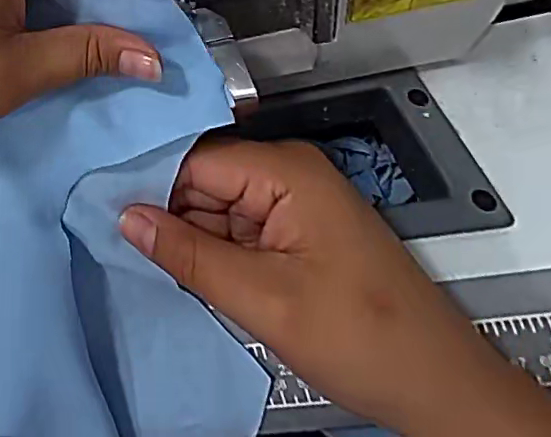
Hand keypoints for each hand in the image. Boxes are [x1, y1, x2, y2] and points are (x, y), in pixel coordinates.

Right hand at [120, 140, 550, 436]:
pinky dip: (209, 246)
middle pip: (203, 177)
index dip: (148, 179)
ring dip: (186, 231)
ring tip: (144, 253)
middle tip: (118, 236)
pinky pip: (234, 225)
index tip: (104, 201)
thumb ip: (189, 254)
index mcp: (284, 169)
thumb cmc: (367, 340)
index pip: (195, 158)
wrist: (446, 393)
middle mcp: (285, 171)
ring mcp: (290, 199)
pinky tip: (183, 264)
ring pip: (214, 203)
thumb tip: (124, 217)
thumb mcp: (266, 300)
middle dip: (165, 208)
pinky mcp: (292, 226)